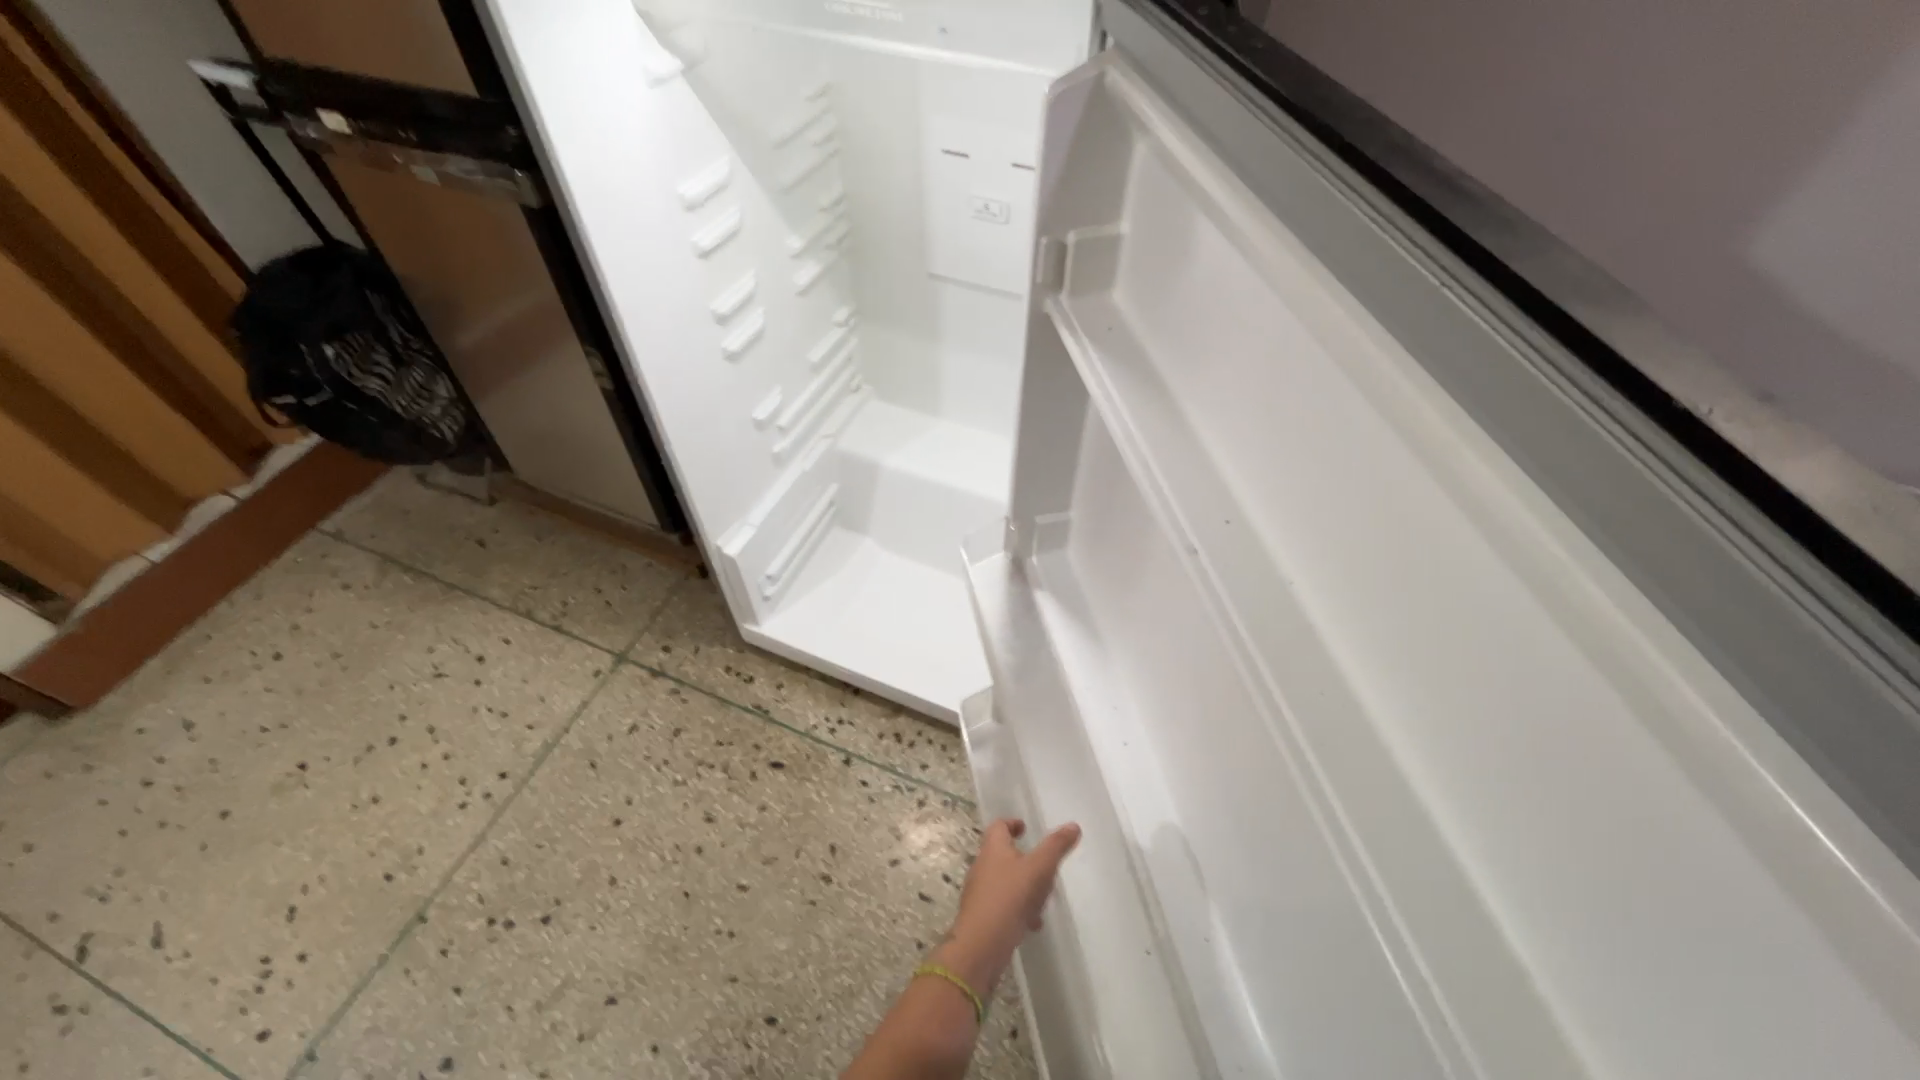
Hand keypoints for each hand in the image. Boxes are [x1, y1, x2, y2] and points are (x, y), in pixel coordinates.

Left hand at [932, 818, 1081, 993]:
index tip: (1026, 829)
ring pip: (1006, 881)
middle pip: (1003, 854)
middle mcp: (983, 866)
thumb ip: (1056, 846)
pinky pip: (1005, 905)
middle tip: (1044, 864)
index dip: (1012, 824)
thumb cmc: (1010, 896)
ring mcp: (981, 892)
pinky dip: (1020, 909)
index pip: (998, 826)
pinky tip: (1033, 922)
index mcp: (993, 849)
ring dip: (1025, 886)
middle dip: (1024, 858)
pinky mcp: (984, 915)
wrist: (982, 944)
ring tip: (1043, 897)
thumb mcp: (1039, 868)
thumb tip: (1073, 825)